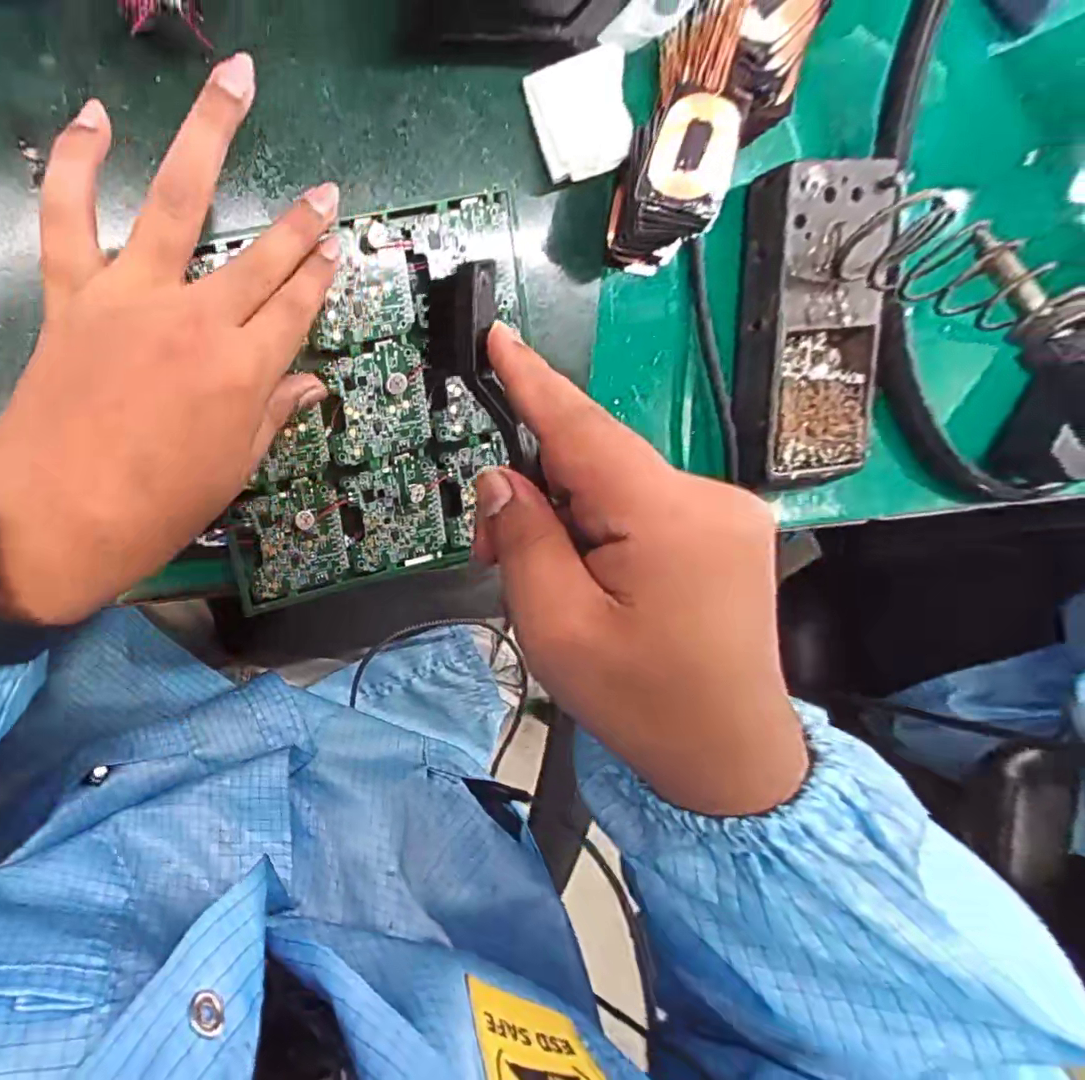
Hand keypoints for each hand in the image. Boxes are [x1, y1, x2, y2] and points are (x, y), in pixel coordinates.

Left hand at [0, 54, 341, 625]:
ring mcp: (130, 301)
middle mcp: (196, 320)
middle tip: (322, 196)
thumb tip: (310, 385)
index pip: (297, 308)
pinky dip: (72, 167)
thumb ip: (269, 419)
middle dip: (298, 226)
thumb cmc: (150, 516)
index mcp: (243, 370)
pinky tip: (89, 120)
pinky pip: (66, 221)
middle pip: (259, 258)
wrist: (54, 526)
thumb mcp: (227, 476)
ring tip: (234, 79)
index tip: (333, 254)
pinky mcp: (72, 301)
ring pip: (174, 201)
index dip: (319, 279)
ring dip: (208, 133)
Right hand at [470, 326, 806, 816]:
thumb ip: (524, 538)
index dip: (534, 381)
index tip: (499, 338)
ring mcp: (717, 513)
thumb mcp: (552, 620)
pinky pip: (628, 506)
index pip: (583, 430)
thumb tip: (502, 478)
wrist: (725, 757)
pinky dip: (583, 528)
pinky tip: (570, 572)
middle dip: (528, 496)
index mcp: (668, 518)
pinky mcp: (713, 532)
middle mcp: (705, 498)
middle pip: (587, 463)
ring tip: (531, 577)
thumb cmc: (635, 696)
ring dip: (553, 519)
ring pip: (603, 486)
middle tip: (493, 557)